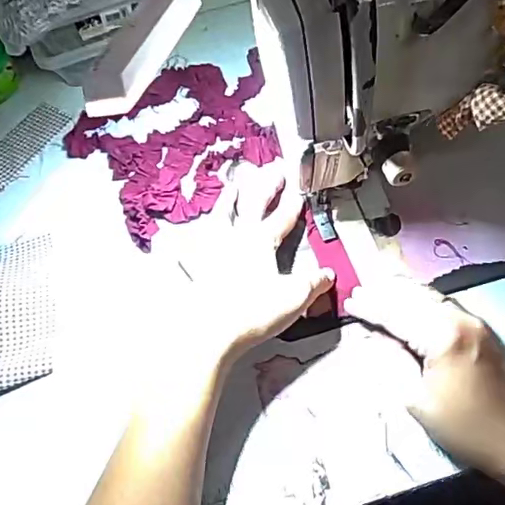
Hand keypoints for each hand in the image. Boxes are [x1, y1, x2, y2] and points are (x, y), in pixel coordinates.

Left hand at [173, 165, 334, 366]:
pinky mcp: (195, 267)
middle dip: (263, 187)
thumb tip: (326, 275)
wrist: (212, 332)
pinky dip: (187, 233)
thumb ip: (313, 283)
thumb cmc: (251, 313)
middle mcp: (234, 239)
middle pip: (250, 205)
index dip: (291, 204)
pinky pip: (189, 244)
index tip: (297, 192)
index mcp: (260, 242)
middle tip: (270, 172)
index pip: (281, 218)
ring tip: (230, 187)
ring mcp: (211, 251)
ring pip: (220, 216)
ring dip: (227, 199)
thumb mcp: (294, 297)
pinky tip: (178, 230)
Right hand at [345, 275, 504, 488]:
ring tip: (377, 290)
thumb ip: (393, 362)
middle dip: (384, 292)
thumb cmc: (469, 429)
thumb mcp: (418, 401)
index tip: (349, 303)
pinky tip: (409, 302)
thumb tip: (374, 337)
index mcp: (443, 336)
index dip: (371, 307)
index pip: (396, 312)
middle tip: (359, 292)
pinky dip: (420, 299)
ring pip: (430, 296)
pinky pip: (443, 304)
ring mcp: (475, 322)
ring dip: (402, 293)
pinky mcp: (482, 330)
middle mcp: (460, 319)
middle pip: (414, 296)